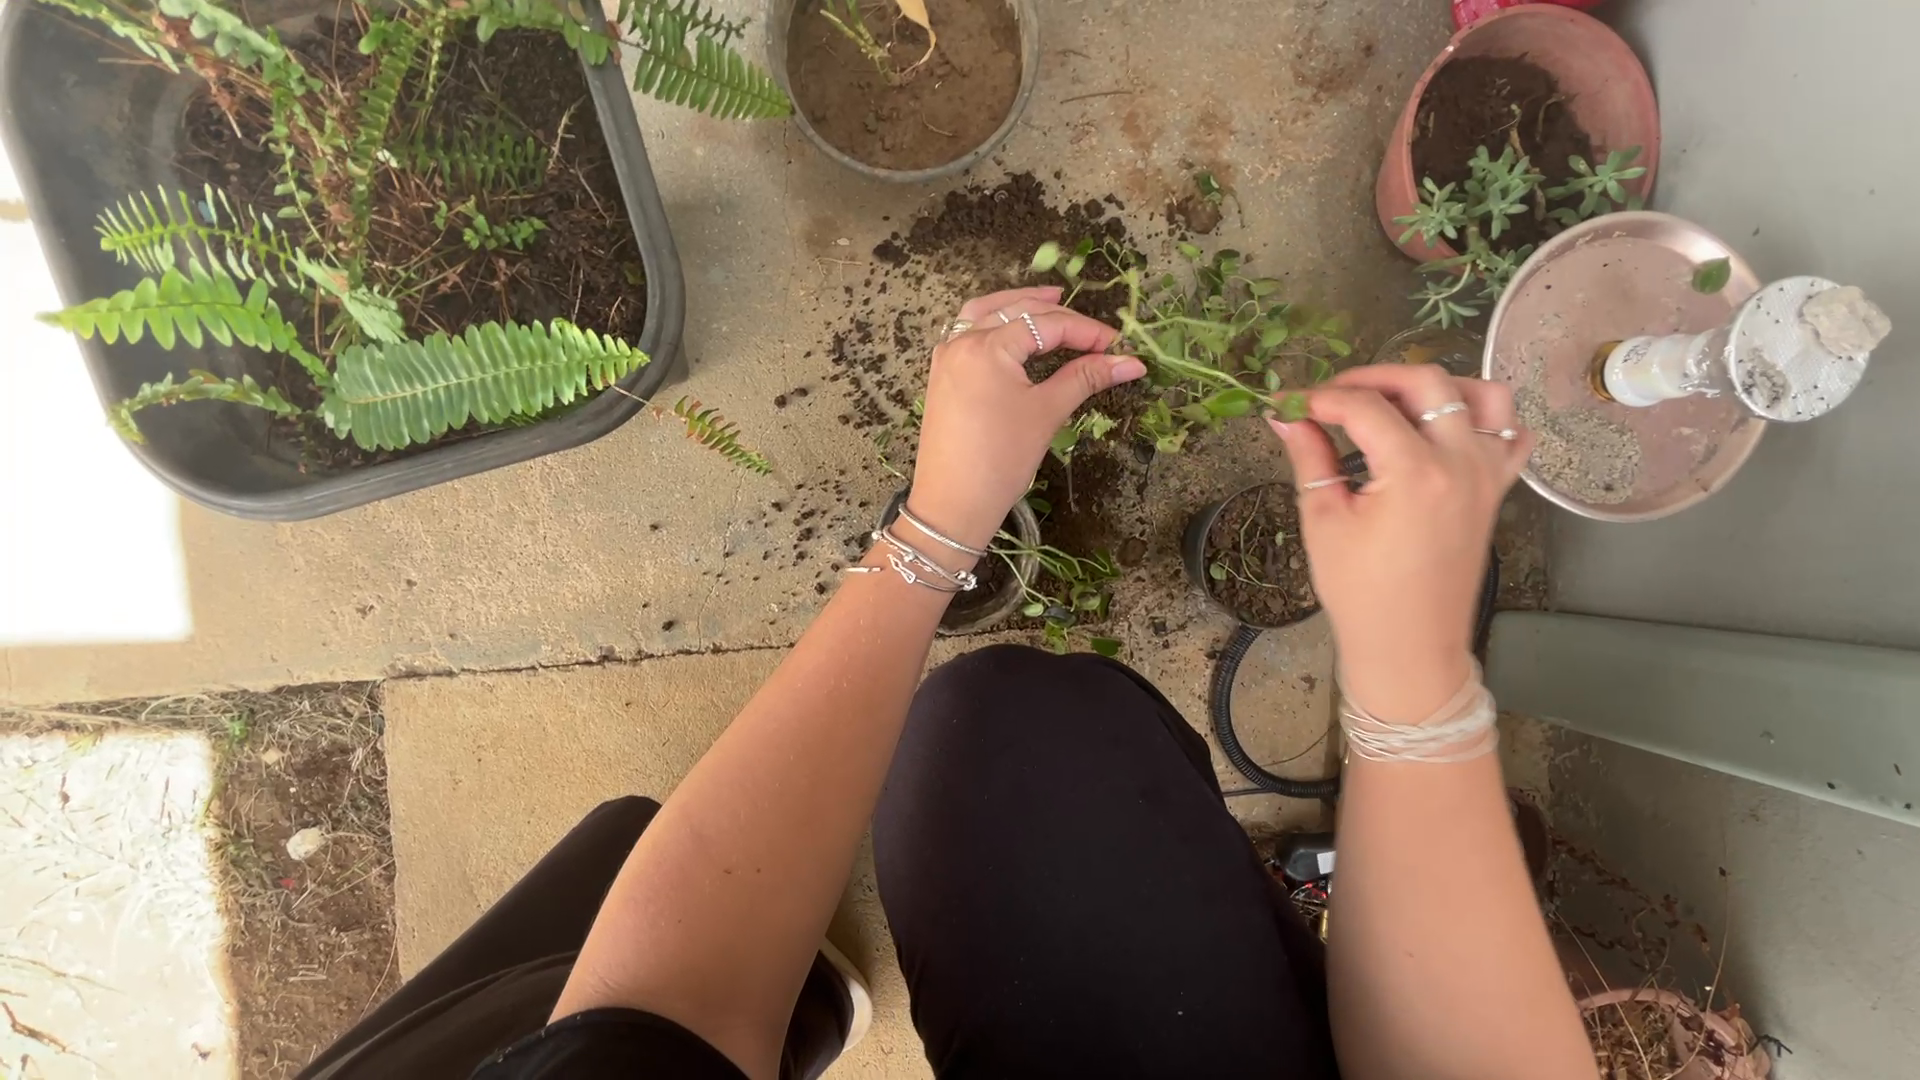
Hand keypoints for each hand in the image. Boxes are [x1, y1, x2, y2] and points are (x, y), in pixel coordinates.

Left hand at [905, 286, 1146, 550]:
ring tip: (1048, 301)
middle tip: (1090, 325)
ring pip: (983, 314)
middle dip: (1055, 314)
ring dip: (1017, 305)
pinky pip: (967, 334)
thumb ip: (1085, 378)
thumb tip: (1131, 362)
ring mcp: (945, 358)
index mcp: (986, 346)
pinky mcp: (940, 377)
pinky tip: (1010, 332)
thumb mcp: (1046, 413)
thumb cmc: (1001, 460)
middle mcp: (961, 342)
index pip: (1046, 325)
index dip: (1086, 332)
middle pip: (1015, 311)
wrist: (952, 505)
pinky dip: (991, 323)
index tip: (1117, 344)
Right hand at [1269, 365, 1532, 723]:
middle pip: (1426, 382)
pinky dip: (1482, 417)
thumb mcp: (1323, 520)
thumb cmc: (1358, 588)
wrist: (1408, 641)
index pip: (1364, 407)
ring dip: (1434, 386)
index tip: (1287, 404)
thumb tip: (1284, 417)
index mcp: (1415, 471)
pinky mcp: (1497, 488)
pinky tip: (1444, 428)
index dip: (1320, 398)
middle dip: (1372, 378)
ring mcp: (1488, 472)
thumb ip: (1309, 457)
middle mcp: (1462, 460)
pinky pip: (1509, 433)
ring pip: (1481, 395)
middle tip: (1331, 396)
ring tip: (1392, 403)